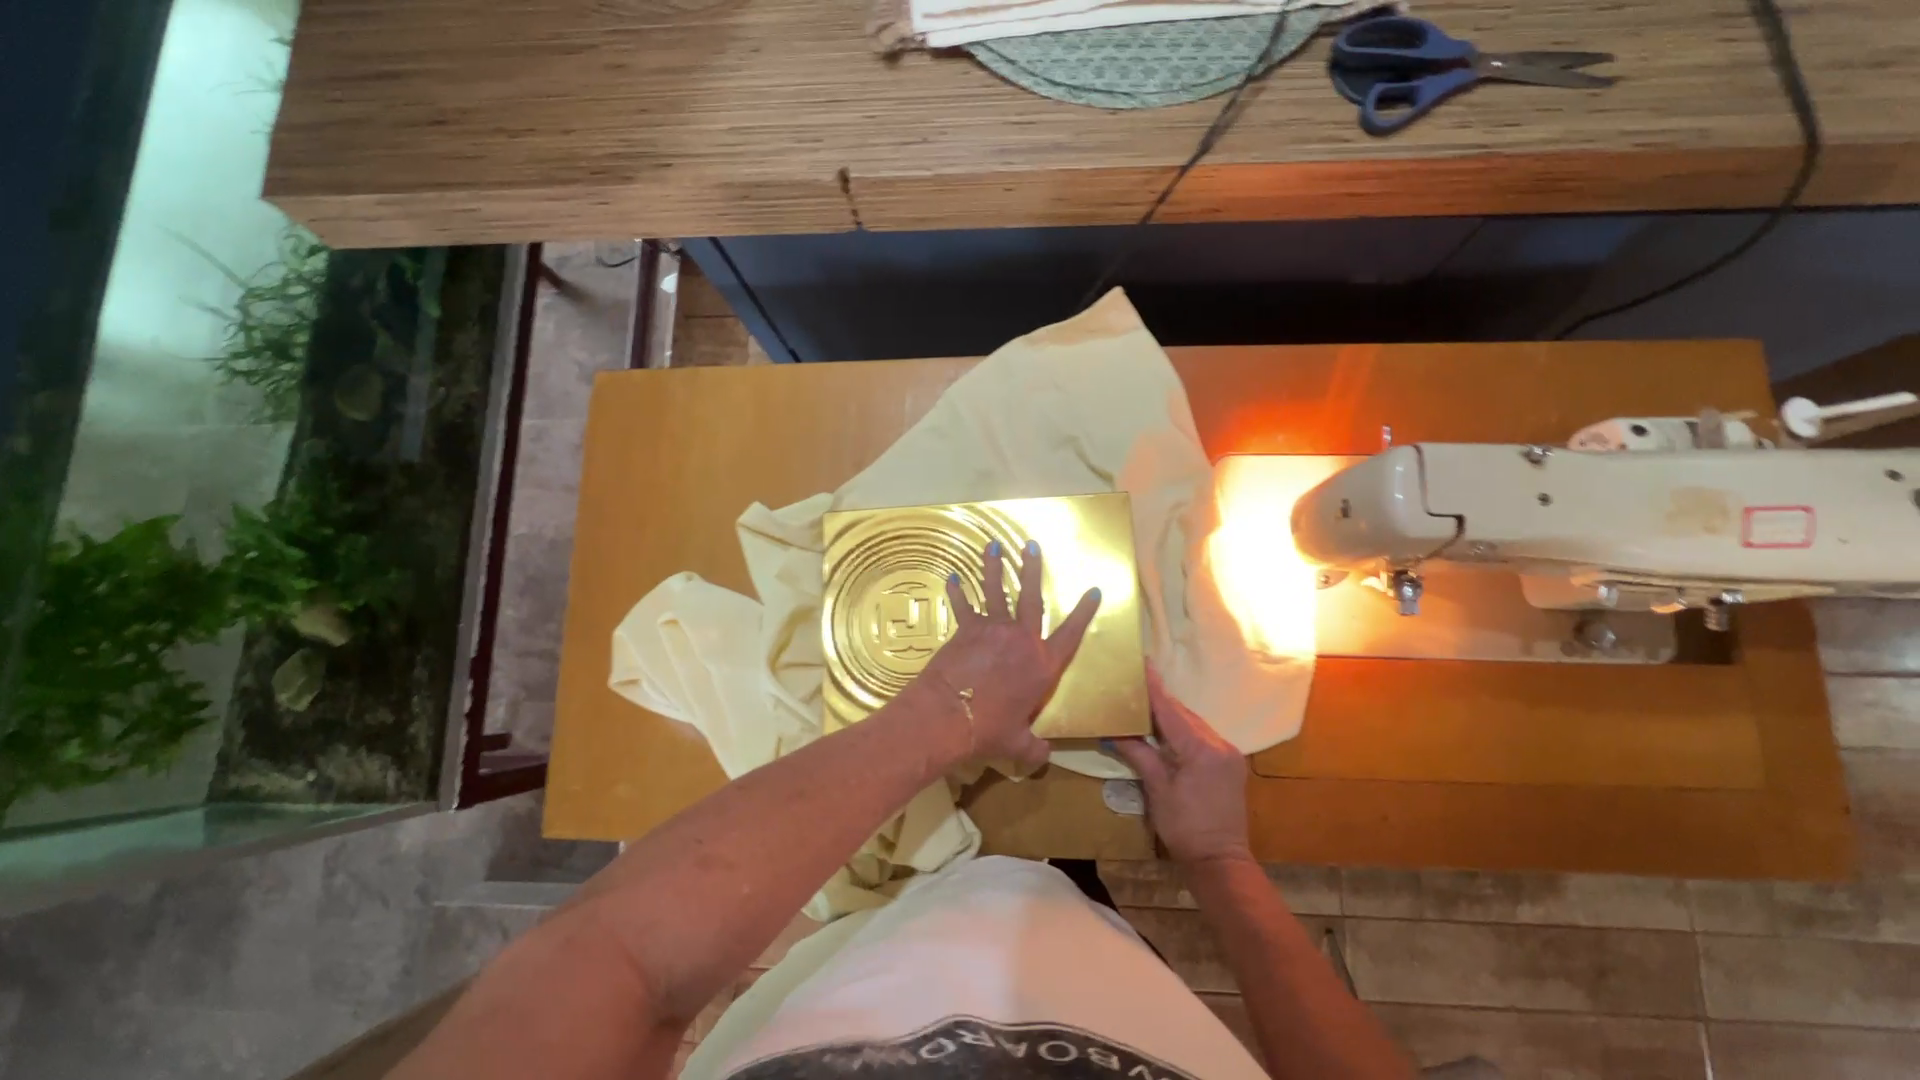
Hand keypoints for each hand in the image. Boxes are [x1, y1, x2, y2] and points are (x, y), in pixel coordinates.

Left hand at [902, 539, 1100, 772]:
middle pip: (1032, 597)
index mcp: (1043, 666)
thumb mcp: (1018, 743)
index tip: (1093, 591)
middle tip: (1031, 545)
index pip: (1071, 634)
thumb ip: (1034, 747)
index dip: (1084, 612)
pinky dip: (957, 592)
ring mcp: (994, 631)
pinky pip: (963, 606)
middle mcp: (1023, 640)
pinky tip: (952, 576)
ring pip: (997, 591)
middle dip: (1033, 569)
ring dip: (996, 567)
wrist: (952, 716)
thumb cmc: (990, 730)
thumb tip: (1043, 757)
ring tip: (994, 545)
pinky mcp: (967, 630)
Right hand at [1111, 668, 1252, 865]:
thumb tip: (1117, 732)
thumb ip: (1141, 755)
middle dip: (1160, 701)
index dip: (1154, 688)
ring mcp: (1228, 754)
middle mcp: (1220, 744)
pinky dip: (1184, 731)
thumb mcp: (1158, 790)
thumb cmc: (1184, 828)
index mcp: (1201, 749)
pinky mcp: (1230, 764)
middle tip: (1135, 685)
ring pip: (1195, 725)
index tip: (1142, 663)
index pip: (1171, 711)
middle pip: (1184, 715)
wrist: (1220, 861)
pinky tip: (1166, 730)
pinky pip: (1203, 737)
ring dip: (1172, 716)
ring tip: (1145, 706)